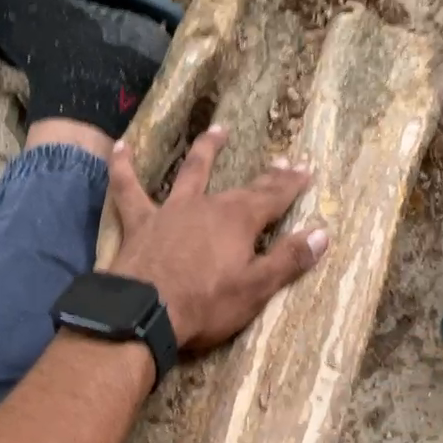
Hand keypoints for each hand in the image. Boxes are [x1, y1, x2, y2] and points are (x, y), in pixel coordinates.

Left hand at [106, 125, 328, 351]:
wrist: (143, 312)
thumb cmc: (205, 305)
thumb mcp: (256, 288)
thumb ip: (288, 259)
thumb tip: (322, 233)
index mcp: (239, 221)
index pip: (274, 197)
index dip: (292, 184)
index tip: (307, 168)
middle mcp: (207, 206)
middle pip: (241, 187)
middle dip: (266, 175)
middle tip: (282, 158)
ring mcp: (171, 210)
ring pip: (190, 173)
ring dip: (205, 150)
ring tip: (216, 130)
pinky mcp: (139, 222)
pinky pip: (128, 188)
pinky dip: (123, 167)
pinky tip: (120, 146)